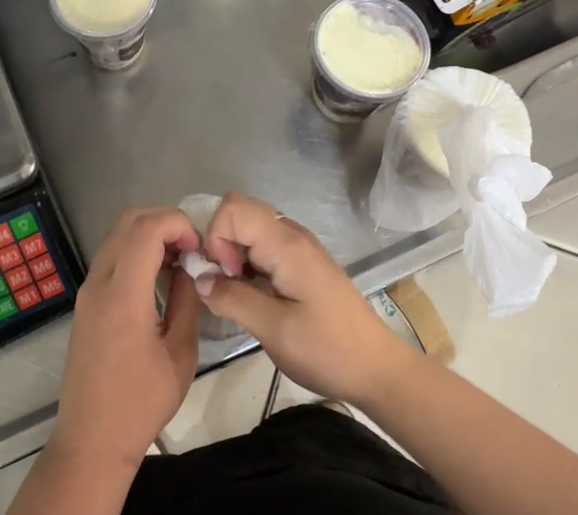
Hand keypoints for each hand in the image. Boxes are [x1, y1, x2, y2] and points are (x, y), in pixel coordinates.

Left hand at [51, 206, 201, 470]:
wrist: (92, 438)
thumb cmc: (141, 403)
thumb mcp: (180, 354)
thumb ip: (186, 302)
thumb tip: (191, 267)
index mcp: (123, 296)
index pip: (146, 229)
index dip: (177, 223)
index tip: (200, 246)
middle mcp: (99, 283)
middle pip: (128, 221)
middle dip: (165, 221)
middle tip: (192, 247)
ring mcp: (87, 290)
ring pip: (117, 235)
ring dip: (149, 234)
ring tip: (179, 259)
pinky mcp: (85, 301)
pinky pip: (110, 256)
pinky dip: (135, 250)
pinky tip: (158, 274)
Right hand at [197, 192, 420, 405]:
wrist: (377, 369)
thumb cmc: (327, 349)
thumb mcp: (274, 329)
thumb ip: (233, 299)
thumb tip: (200, 278)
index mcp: (286, 244)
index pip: (233, 208)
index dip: (217, 238)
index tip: (226, 277)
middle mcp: (293, 235)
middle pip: (241, 212)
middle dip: (222, 242)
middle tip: (230, 285)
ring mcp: (300, 248)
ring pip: (251, 229)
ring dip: (235, 255)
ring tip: (242, 295)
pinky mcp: (304, 264)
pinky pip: (265, 247)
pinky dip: (250, 264)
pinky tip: (258, 297)